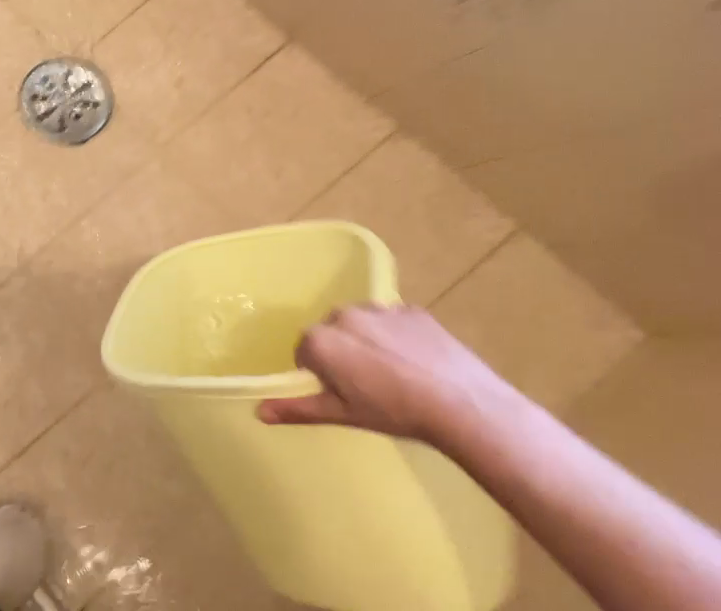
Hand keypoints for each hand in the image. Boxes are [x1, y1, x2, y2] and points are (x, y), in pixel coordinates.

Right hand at [256, 303, 522, 446]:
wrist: (466, 407)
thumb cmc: (395, 413)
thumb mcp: (343, 414)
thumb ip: (297, 409)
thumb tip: (258, 412)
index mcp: (318, 340)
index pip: (305, 354)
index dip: (323, 375)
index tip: (346, 393)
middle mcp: (341, 315)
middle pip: (332, 334)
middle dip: (344, 353)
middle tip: (372, 384)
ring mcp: (379, 309)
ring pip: (362, 324)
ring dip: (370, 341)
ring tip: (398, 373)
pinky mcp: (413, 310)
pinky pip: (395, 321)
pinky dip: (400, 336)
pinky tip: (419, 361)